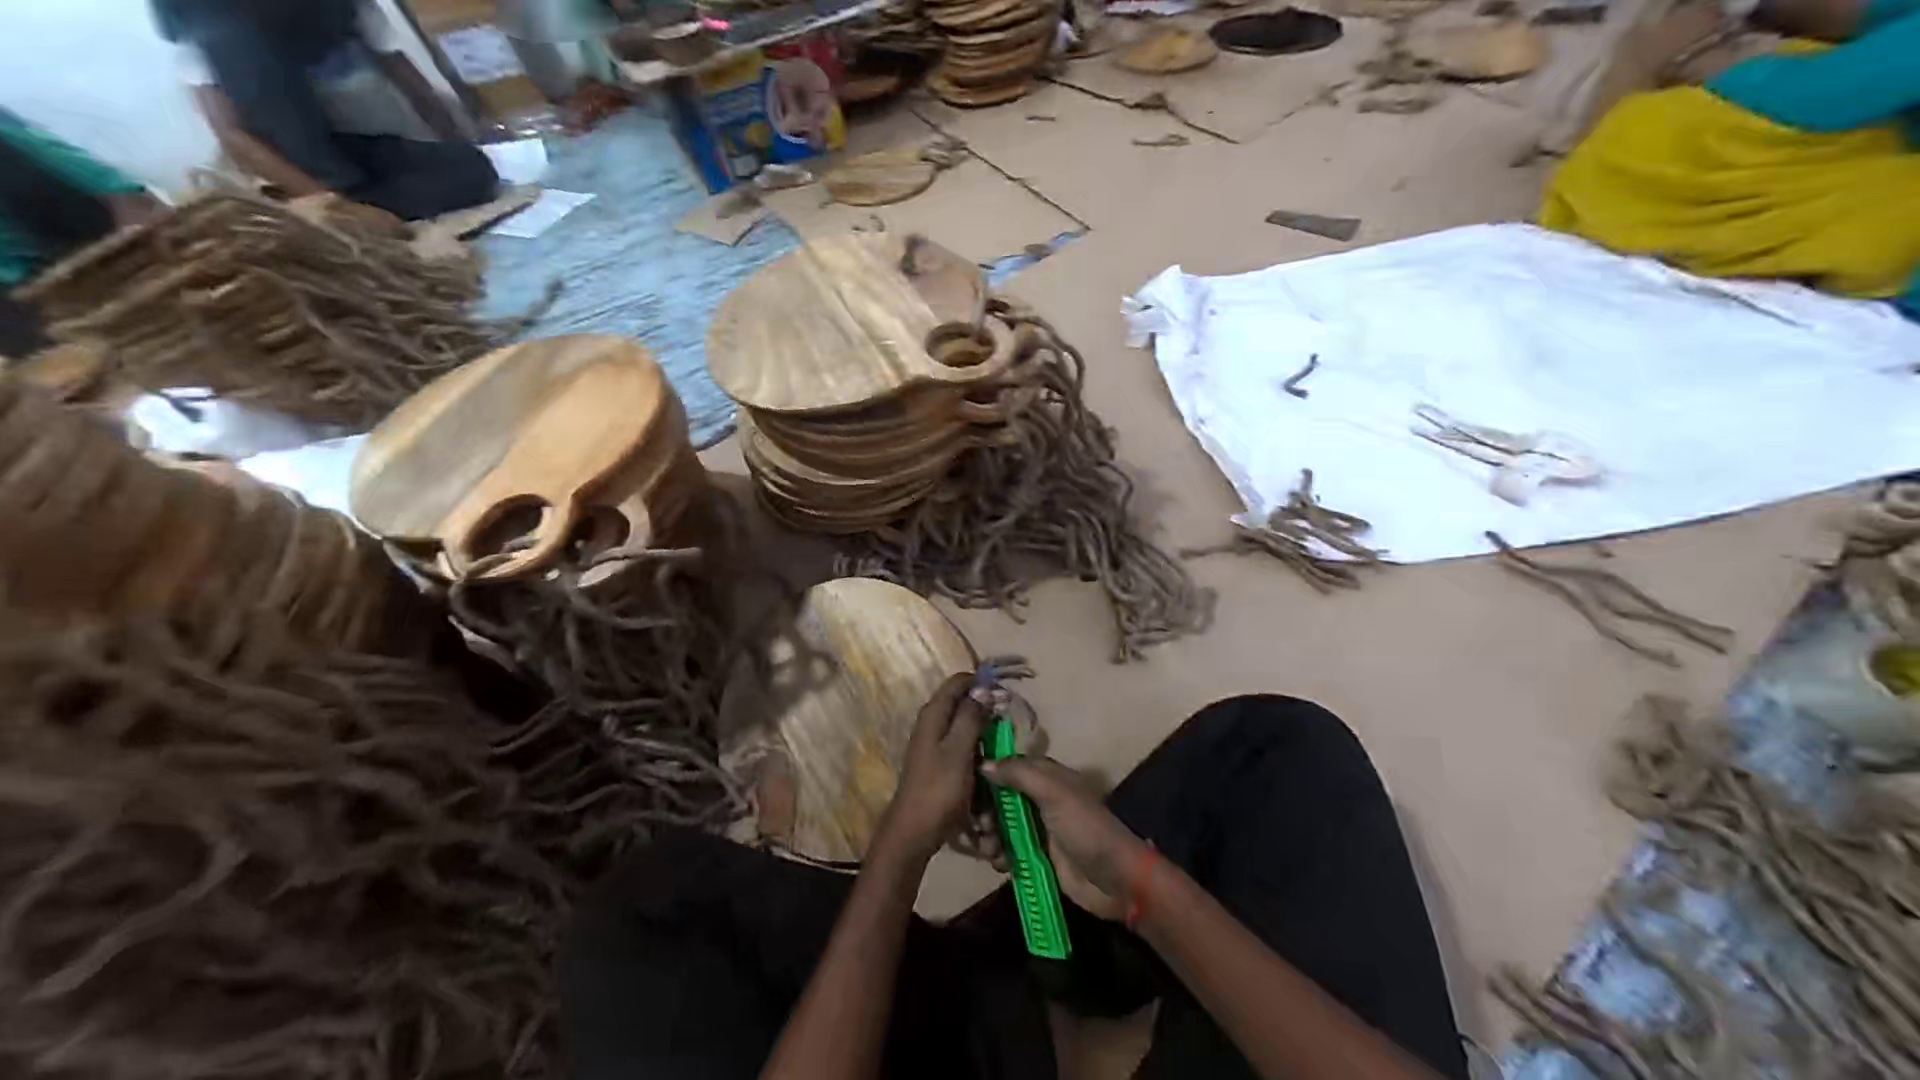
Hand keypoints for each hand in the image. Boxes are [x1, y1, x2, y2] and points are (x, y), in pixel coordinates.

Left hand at [873, 673, 988, 864]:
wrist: (916, 830)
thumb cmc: (939, 788)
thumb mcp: (959, 750)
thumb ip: (971, 717)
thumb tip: (984, 687)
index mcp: (933, 714)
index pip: (958, 682)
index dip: (982, 682)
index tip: (1006, 692)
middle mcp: (932, 723)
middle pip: (961, 701)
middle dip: (985, 704)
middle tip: (1009, 715)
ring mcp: (935, 742)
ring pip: (964, 723)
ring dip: (983, 726)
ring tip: (1006, 734)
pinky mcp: (941, 761)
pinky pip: (963, 743)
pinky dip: (978, 744)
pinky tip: (992, 755)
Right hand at [981, 756, 1151, 920]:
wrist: (1115, 880)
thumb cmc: (1085, 828)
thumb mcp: (1054, 793)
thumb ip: (1019, 774)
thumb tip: (983, 764)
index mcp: (1046, 776)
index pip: (1008, 766)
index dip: (986, 775)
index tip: (965, 787)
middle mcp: (1039, 798)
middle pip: (999, 797)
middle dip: (984, 810)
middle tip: (980, 826)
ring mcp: (1037, 828)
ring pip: (1000, 825)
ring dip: (989, 835)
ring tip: (990, 850)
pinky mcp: (1036, 856)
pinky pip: (1007, 850)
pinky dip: (999, 855)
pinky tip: (1000, 864)